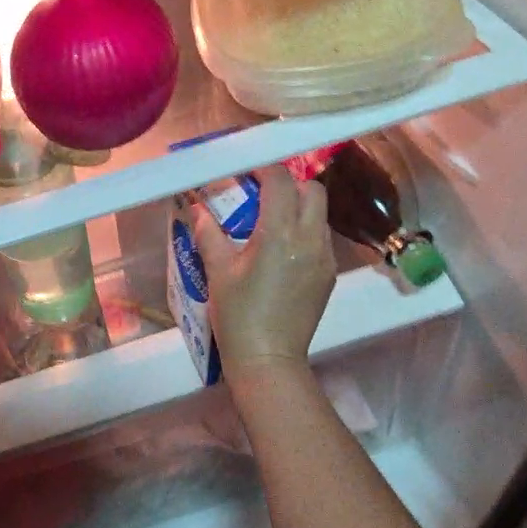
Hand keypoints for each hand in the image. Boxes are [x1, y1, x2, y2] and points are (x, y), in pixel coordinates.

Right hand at [196, 165, 336, 376]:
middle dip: (288, 183)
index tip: (246, 169)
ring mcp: (324, 257)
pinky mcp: (328, 275)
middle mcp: (309, 239)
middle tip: (261, 193)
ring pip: (319, 214)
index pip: (281, 181)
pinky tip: (281, 249)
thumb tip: (198, 210)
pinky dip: (303, 230)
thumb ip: (209, 234)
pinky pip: (321, 238)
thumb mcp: (218, 272)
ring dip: (298, 207)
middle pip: (311, 190)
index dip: (264, 169)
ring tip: (270, 220)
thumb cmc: (238, 315)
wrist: (268, 358)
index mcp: (280, 234)